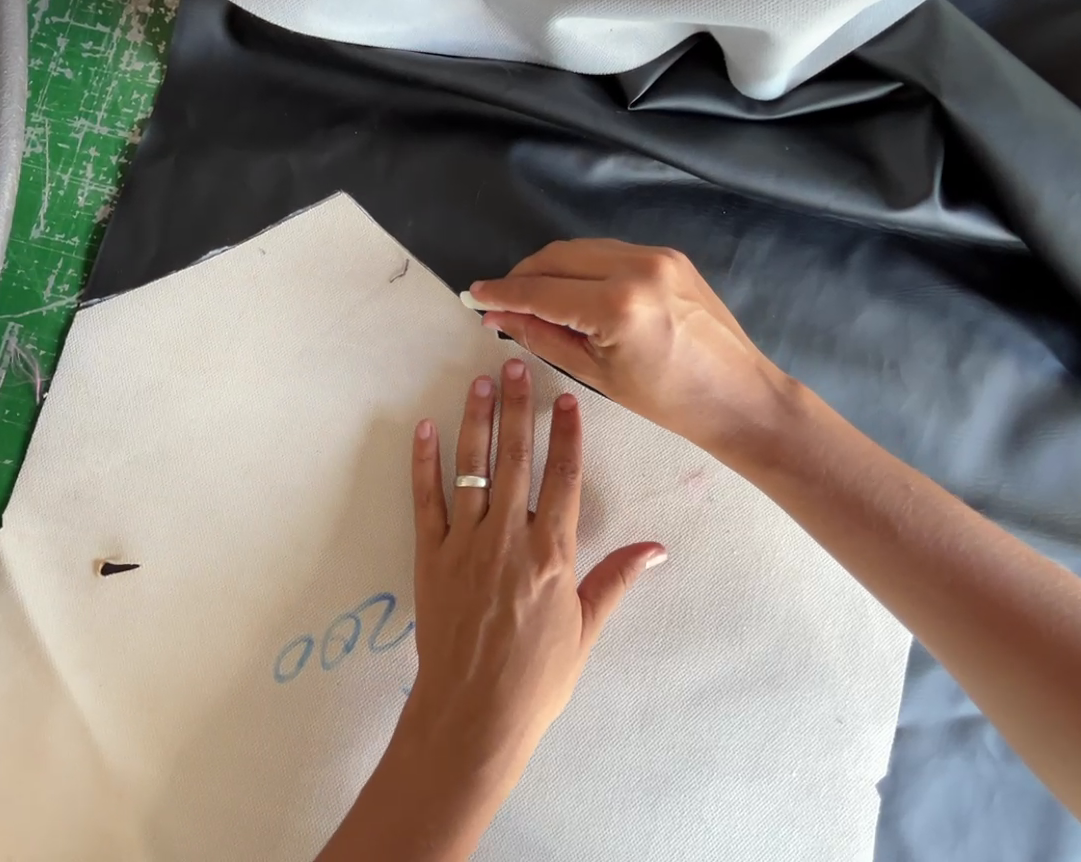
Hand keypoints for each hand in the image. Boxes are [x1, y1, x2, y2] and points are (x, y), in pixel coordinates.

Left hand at [318, 360, 662, 861]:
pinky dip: (424, 462)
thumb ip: (616, 581)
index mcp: (553, 554)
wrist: (474, 714)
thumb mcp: (586, 630)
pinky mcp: (430, 554)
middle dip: (519, 408)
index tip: (568, 400)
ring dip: (476, 421)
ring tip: (479, 382)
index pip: (565, 479)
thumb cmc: (536, 677)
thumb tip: (657, 549)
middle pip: (517, 460)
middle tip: (517, 365)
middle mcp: (509, 538)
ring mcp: (465, 543)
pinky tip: (425, 429)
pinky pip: (426, 499)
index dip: (568, 436)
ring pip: (472, 469)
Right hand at [469, 240, 799, 456]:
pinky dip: (580, 266)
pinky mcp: (669, 255)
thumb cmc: (666, 400)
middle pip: (555, 257)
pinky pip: (607, 251)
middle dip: (522, 275)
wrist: (739, 396)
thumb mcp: (594, 373)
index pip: (540, 290)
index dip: (502, 292)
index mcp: (616, 305)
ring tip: (535, 297)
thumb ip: (541, 336)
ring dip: (550, 268)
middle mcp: (635, 267)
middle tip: (502, 301)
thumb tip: (498, 315)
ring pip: (579, 249)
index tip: (474, 295)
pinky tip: (573, 290)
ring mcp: (656, 256)